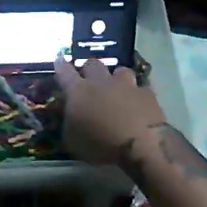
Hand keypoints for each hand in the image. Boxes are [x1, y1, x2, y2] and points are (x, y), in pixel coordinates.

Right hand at [54, 57, 168, 165]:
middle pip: (92, 64)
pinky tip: (137, 102)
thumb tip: (70, 116)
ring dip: (115, 78)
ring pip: (119, 70)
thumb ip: (69, 123)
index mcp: (78, 91)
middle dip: (88, 70)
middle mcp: (101, 82)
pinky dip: (136, 93)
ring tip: (116, 89)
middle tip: (88, 80)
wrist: (141, 144)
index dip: (60, 65)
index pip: (64, 71)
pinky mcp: (147, 93)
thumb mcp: (72, 141)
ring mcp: (126, 85)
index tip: (59, 61)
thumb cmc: (100, 145)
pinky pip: (140, 87)